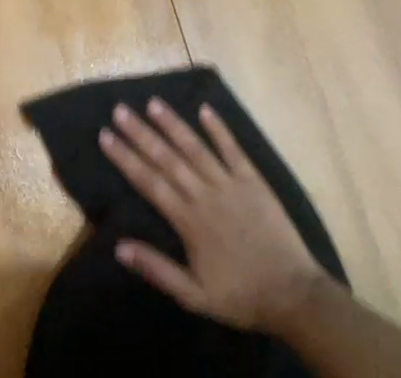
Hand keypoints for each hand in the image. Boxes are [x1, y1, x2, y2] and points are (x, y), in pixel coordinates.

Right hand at [99, 98, 328, 332]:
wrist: (295, 296)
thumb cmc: (240, 296)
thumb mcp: (194, 296)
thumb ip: (157, 269)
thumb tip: (119, 246)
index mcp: (188, 221)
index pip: (149, 182)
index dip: (126, 158)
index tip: (105, 136)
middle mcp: (206, 196)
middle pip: (167, 159)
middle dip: (141, 134)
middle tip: (120, 110)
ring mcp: (232, 186)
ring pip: (197, 149)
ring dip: (174, 125)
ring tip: (153, 103)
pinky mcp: (255, 183)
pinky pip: (234, 151)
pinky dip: (219, 130)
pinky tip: (205, 110)